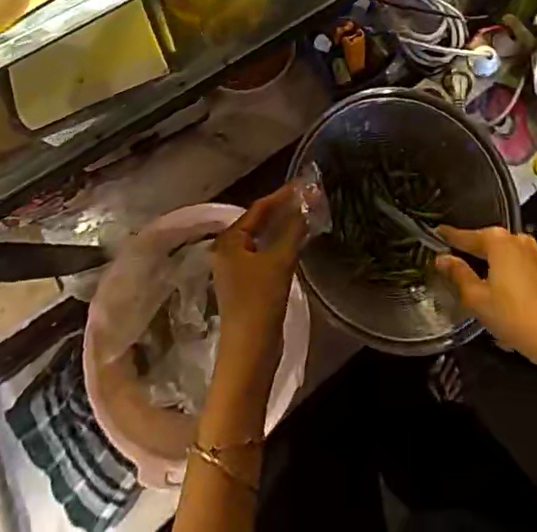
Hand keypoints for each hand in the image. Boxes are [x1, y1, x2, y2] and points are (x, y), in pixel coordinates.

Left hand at [212, 185, 308, 372]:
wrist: (250, 352)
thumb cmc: (260, 302)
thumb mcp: (279, 262)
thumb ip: (293, 230)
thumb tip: (307, 203)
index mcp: (229, 241)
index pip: (257, 209)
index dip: (281, 196)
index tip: (303, 184)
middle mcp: (228, 251)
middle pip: (258, 223)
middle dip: (283, 210)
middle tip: (308, 197)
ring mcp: (237, 269)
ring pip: (263, 240)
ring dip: (284, 228)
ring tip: (307, 215)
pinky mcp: (248, 285)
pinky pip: (266, 255)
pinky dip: (282, 245)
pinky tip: (298, 242)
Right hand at [436, 226, 536, 381]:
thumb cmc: (516, 317)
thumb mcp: (477, 299)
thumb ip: (457, 274)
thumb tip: (442, 259)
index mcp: (500, 242)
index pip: (467, 236)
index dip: (449, 237)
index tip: (437, 233)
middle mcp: (521, 241)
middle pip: (490, 245)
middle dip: (474, 255)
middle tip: (457, 267)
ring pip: (509, 258)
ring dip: (495, 269)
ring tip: (483, 289)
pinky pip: (524, 270)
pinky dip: (513, 279)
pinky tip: (509, 301)